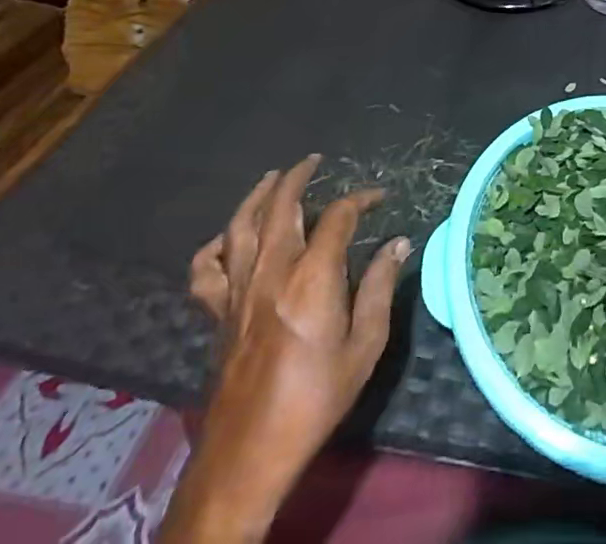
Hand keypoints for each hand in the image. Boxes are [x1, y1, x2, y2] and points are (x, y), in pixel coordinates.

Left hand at [160, 155, 410, 543]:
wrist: (253, 444)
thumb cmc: (317, 397)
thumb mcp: (364, 348)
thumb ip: (379, 289)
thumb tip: (398, 243)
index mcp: (311, 278)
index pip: (337, 218)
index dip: (360, 199)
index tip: (378, 197)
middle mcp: (270, 269)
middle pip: (280, 205)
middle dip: (298, 176)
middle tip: (313, 162)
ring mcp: (237, 286)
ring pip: (241, 224)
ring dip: (258, 194)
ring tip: (273, 177)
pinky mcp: (215, 308)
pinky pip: (207, 266)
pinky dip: (216, 244)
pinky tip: (229, 237)